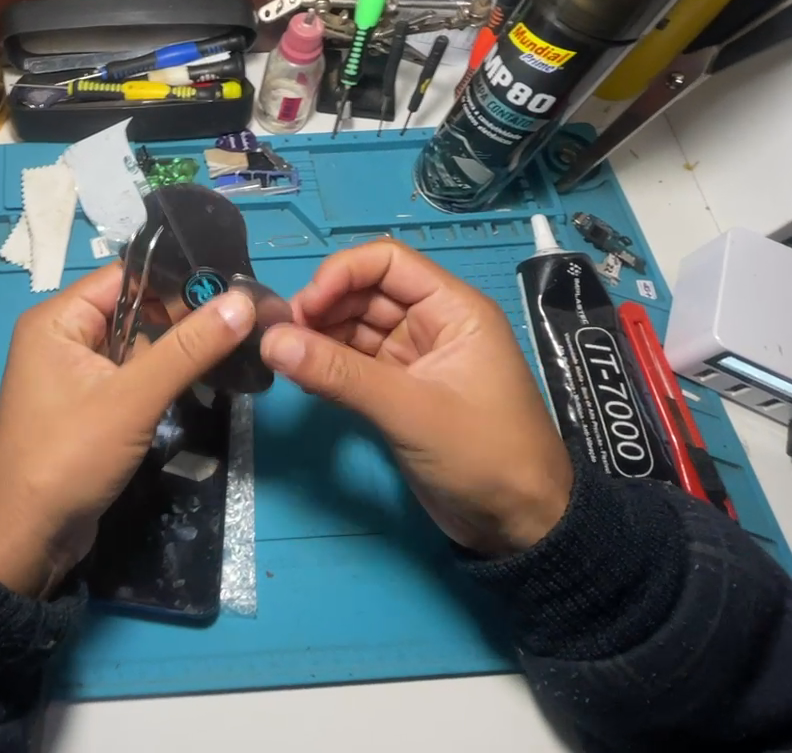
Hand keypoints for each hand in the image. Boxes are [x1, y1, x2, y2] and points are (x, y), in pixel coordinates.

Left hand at [0, 264, 255, 595]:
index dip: (177, 279)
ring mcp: (75, 374)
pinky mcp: (88, 406)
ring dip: (176, 351)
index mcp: (57, 319)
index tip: (232, 287)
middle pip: (134, 309)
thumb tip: (242, 302)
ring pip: (137, 345)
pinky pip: (131, 377)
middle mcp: (63, 337)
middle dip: (182, 318)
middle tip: (245, 321)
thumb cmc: (68, 457)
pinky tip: (201, 380)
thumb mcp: (132, 399)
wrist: (26, 541)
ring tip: (235, 347)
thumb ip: (187, 349)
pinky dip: (161, 379)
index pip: (125, 277)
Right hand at [258, 240, 571, 555]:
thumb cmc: (483, 456)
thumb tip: (270, 341)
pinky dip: (326, 364)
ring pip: (352, 326)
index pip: (386, 262)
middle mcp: (430, 323)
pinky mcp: (396, 388)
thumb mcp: (410, 411)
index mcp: (451, 309)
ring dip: (318, 337)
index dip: (340, 274)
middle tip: (281, 338)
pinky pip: (352, 360)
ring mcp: (412, 356)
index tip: (302, 310)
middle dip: (321, 308)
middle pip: (363, 292)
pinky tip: (302, 377)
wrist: (521, 530)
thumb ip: (339, 373)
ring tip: (284, 359)